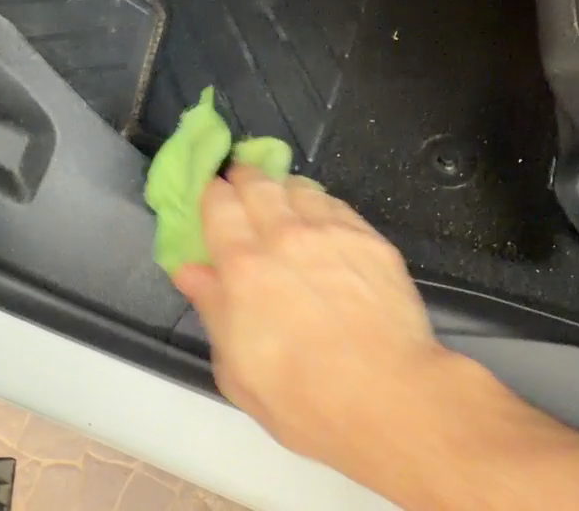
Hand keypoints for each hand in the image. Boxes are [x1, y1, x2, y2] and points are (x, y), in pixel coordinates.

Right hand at [171, 165, 461, 471]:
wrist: (388, 396)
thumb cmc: (303, 400)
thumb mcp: (237, 370)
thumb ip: (213, 310)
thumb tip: (190, 271)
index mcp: (243, 267)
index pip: (219, 205)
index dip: (212, 193)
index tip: (212, 194)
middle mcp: (284, 235)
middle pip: (258, 184)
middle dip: (245, 178)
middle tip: (241, 182)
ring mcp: (331, 232)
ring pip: (298, 187)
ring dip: (283, 189)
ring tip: (282, 200)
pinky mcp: (369, 238)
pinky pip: (335, 204)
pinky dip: (319, 204)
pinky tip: (321, 220)